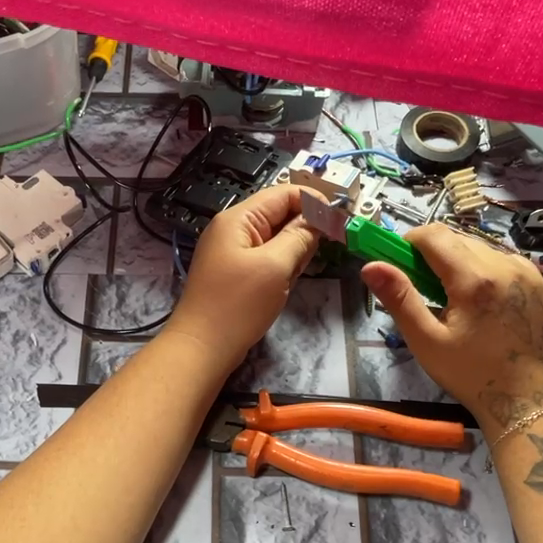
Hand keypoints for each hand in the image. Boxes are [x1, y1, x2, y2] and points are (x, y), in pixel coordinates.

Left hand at [166, 185, 319, 371]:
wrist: (202, 349)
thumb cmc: (236, 306)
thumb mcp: (275, 267)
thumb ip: (300, 237)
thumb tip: (321, 217)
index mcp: (238, 219)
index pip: (284, 194)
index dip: (314, 202)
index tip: (341, 220)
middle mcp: (233, 230)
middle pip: (280, 214)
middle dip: (304, 230)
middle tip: (318, 253)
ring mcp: (233, 252)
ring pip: (276, 239)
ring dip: (294, 252)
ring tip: (293, 275)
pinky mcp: (236, 274)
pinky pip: (267, 259)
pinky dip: (282, 267)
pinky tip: (284, 285)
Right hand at [361, 224, 542, 428]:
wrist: (527, 399)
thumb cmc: (470, 374)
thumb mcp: (427, 341)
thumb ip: (399, 299)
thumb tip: (370, 267)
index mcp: (474, 280)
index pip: (434, 235)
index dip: (410, 242)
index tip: (400, 263)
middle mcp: (504, 266)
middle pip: (457, 240)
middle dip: (434, 256)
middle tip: (424, 290)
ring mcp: (527, 273)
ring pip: (481, 249)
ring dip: (460, 263)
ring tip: (455, 301)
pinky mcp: (540, 283)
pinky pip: (503, 262)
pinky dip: (485, 272)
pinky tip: (483, 304)